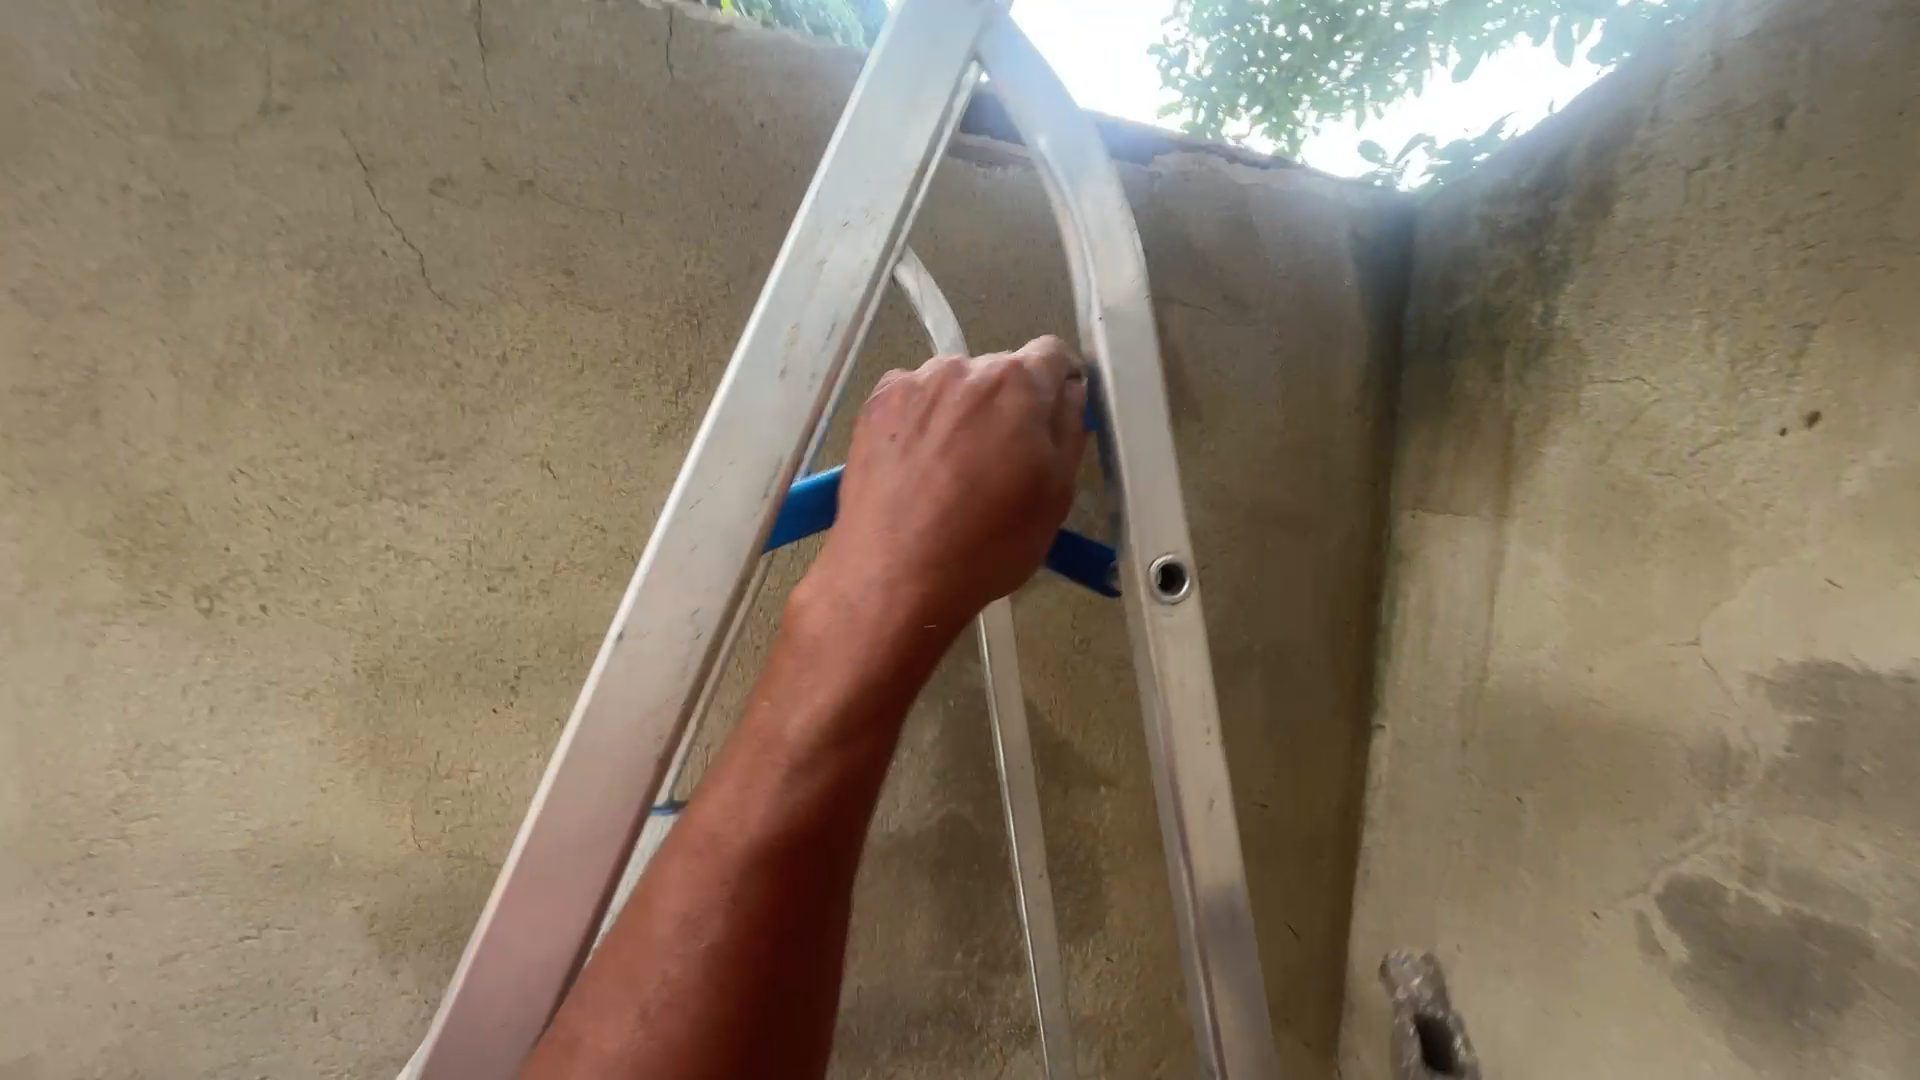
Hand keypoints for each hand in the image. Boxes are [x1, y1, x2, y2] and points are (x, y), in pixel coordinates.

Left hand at [801, 336, 1088, 632]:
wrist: (895, 577)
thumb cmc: (989, 544)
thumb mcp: (1056, 495)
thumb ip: (1069, 428)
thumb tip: (1068, 391)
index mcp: (1018, 383)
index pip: (1053, 355)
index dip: (1060, 383)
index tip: (1052, 418)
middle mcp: (963, 367)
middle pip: (999, 372)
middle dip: (1008, 405)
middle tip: (999, 463)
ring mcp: (912, 384)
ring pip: (953, 385)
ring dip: (961, 411)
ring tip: (950, 470)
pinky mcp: (873, 406)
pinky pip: (912, 400)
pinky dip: (921, 421)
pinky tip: (915, 465)